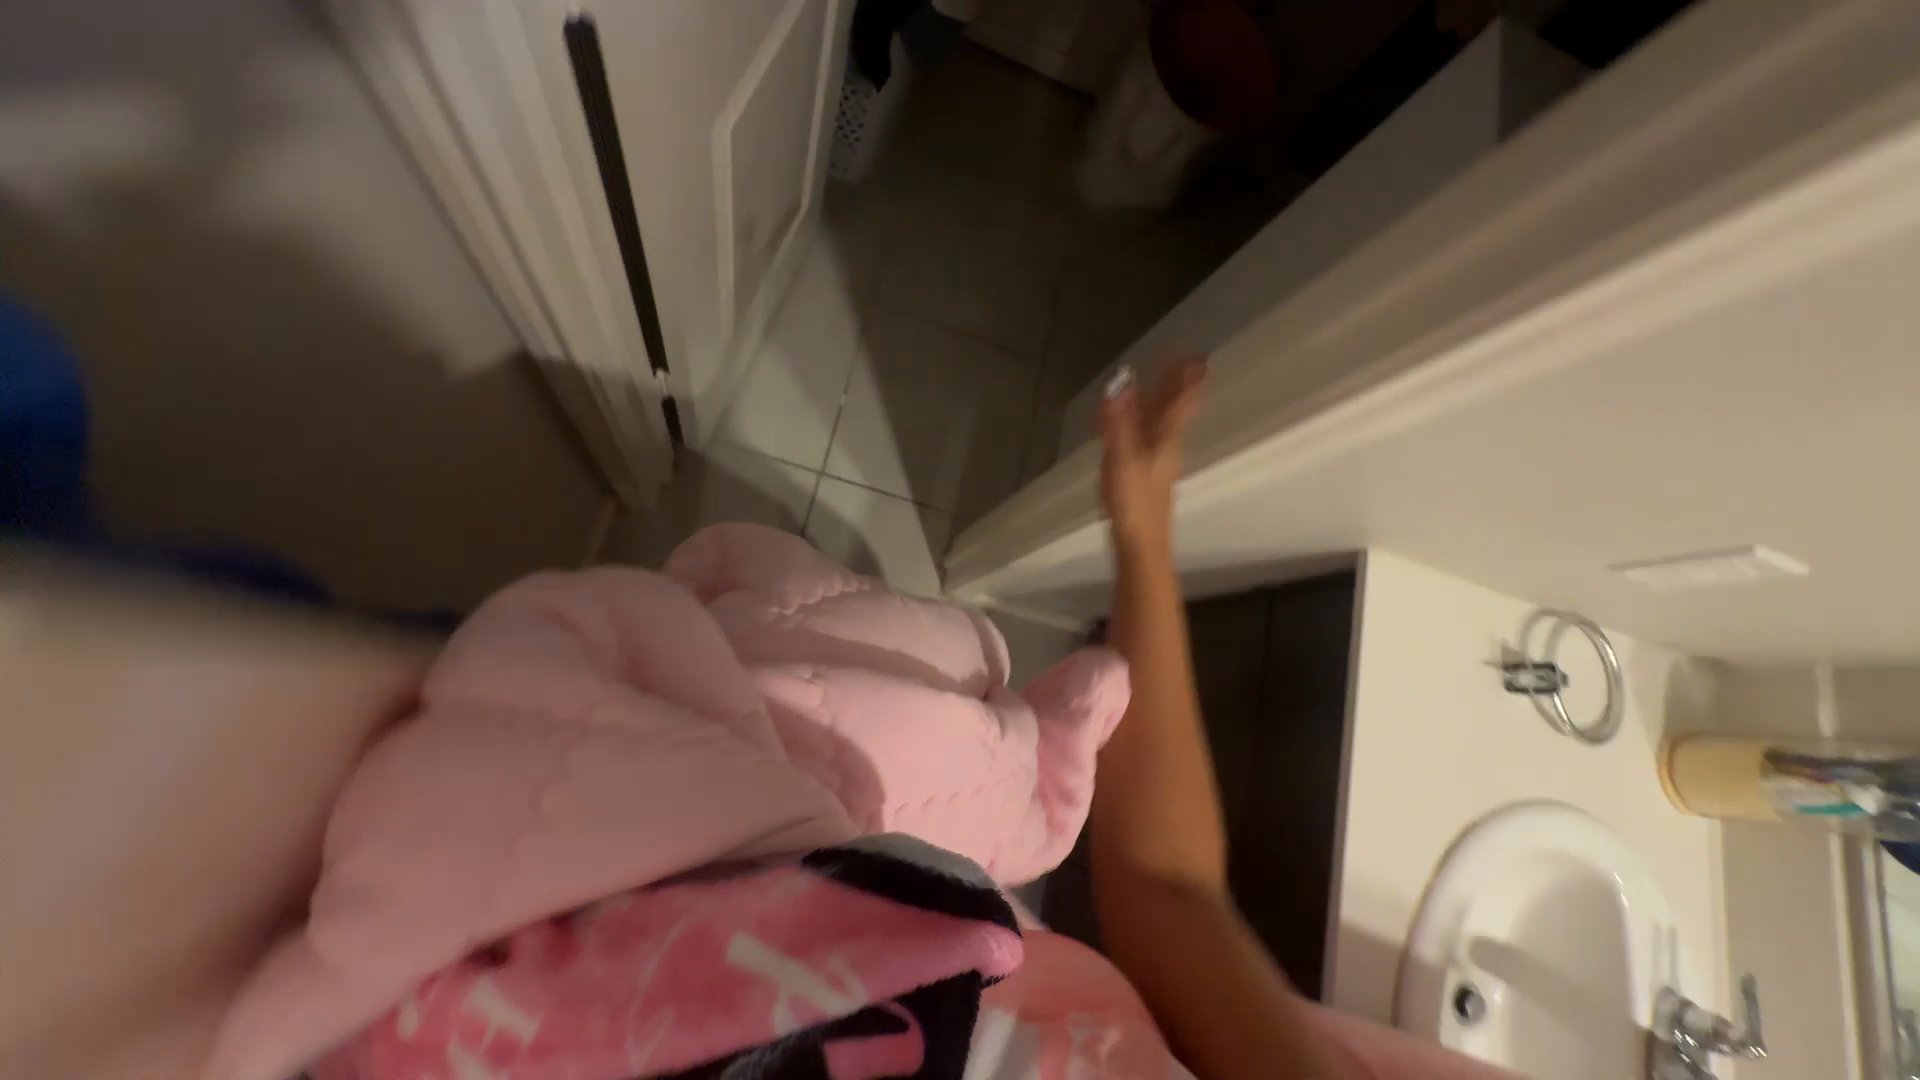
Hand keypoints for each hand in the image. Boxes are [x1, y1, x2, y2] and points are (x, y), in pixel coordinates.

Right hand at [1097, 354, 1205, 554]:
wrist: (1142, 545)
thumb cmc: (1135, 503)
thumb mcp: (1123, 460)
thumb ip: (1119, 422)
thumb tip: (1118, 384)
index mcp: (1165, 438)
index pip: (1180, 400)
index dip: (1185, 376)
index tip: (1191, 352)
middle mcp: (1165, 446)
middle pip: (1171, 408)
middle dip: (1172, 383)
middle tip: (1175, 359)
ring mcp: (1156, 461)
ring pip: (1158, 424)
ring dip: (1155, 401)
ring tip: (1150, 383)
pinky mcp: (1144, 475)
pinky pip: (1143, 439)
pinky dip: (1137, 424)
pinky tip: (1127, 425)